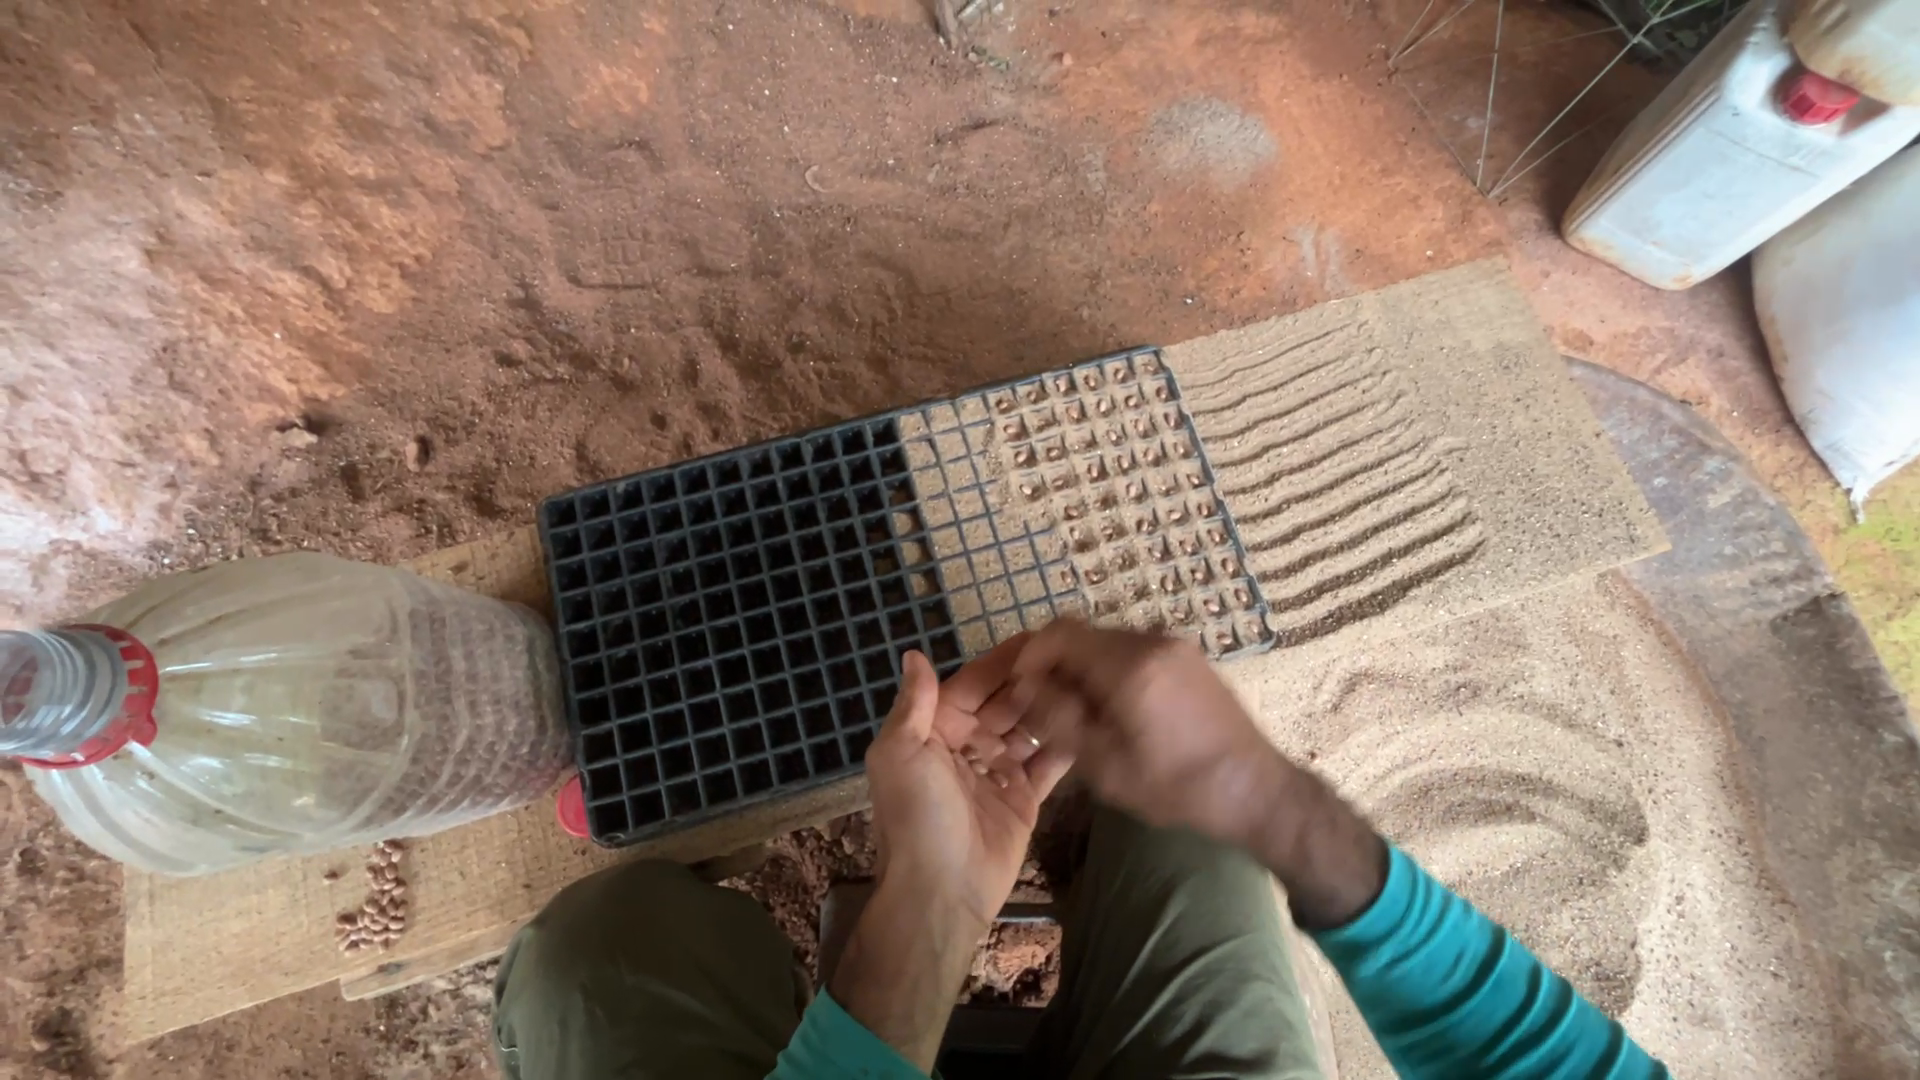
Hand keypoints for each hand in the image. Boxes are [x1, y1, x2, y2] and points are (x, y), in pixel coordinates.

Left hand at [829, 639, 1073, 1070]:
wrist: (940, 891)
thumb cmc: (916, 815)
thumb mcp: (900, 753)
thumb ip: (914, 703)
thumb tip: (913, 654)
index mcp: (936, 729)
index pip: (973, 684)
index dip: (1001, 662)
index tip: (1036, 637)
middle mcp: (968, 744)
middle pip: (1005, 703)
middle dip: (1033, 681)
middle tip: (1074, 658)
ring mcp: (998, 770)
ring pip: (1028, 728)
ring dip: (1051, 707)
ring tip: (1088, 683)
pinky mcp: (1025, 797)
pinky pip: (1047, 763)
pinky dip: (1065, 744)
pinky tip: (1091, 721)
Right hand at [1008, 619, 1386, 928]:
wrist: (1259, 792)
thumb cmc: (1178, 786)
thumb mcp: (1105, 764)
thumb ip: (1057, 718)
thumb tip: (1023, 686)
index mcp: (1129, 664)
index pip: (1058, 632)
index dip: (1029, 656)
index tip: (1021, 690)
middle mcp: (1150, 640)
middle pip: (1081, 636)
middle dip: (1055, 666)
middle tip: (1045, 708)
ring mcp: (1173, 644)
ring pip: (1105, 644)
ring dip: (1082, 670)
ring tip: (1081, 716)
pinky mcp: (1188, 656)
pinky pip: (1132, 651)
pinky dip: (1110, 672)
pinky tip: (1116, 711)